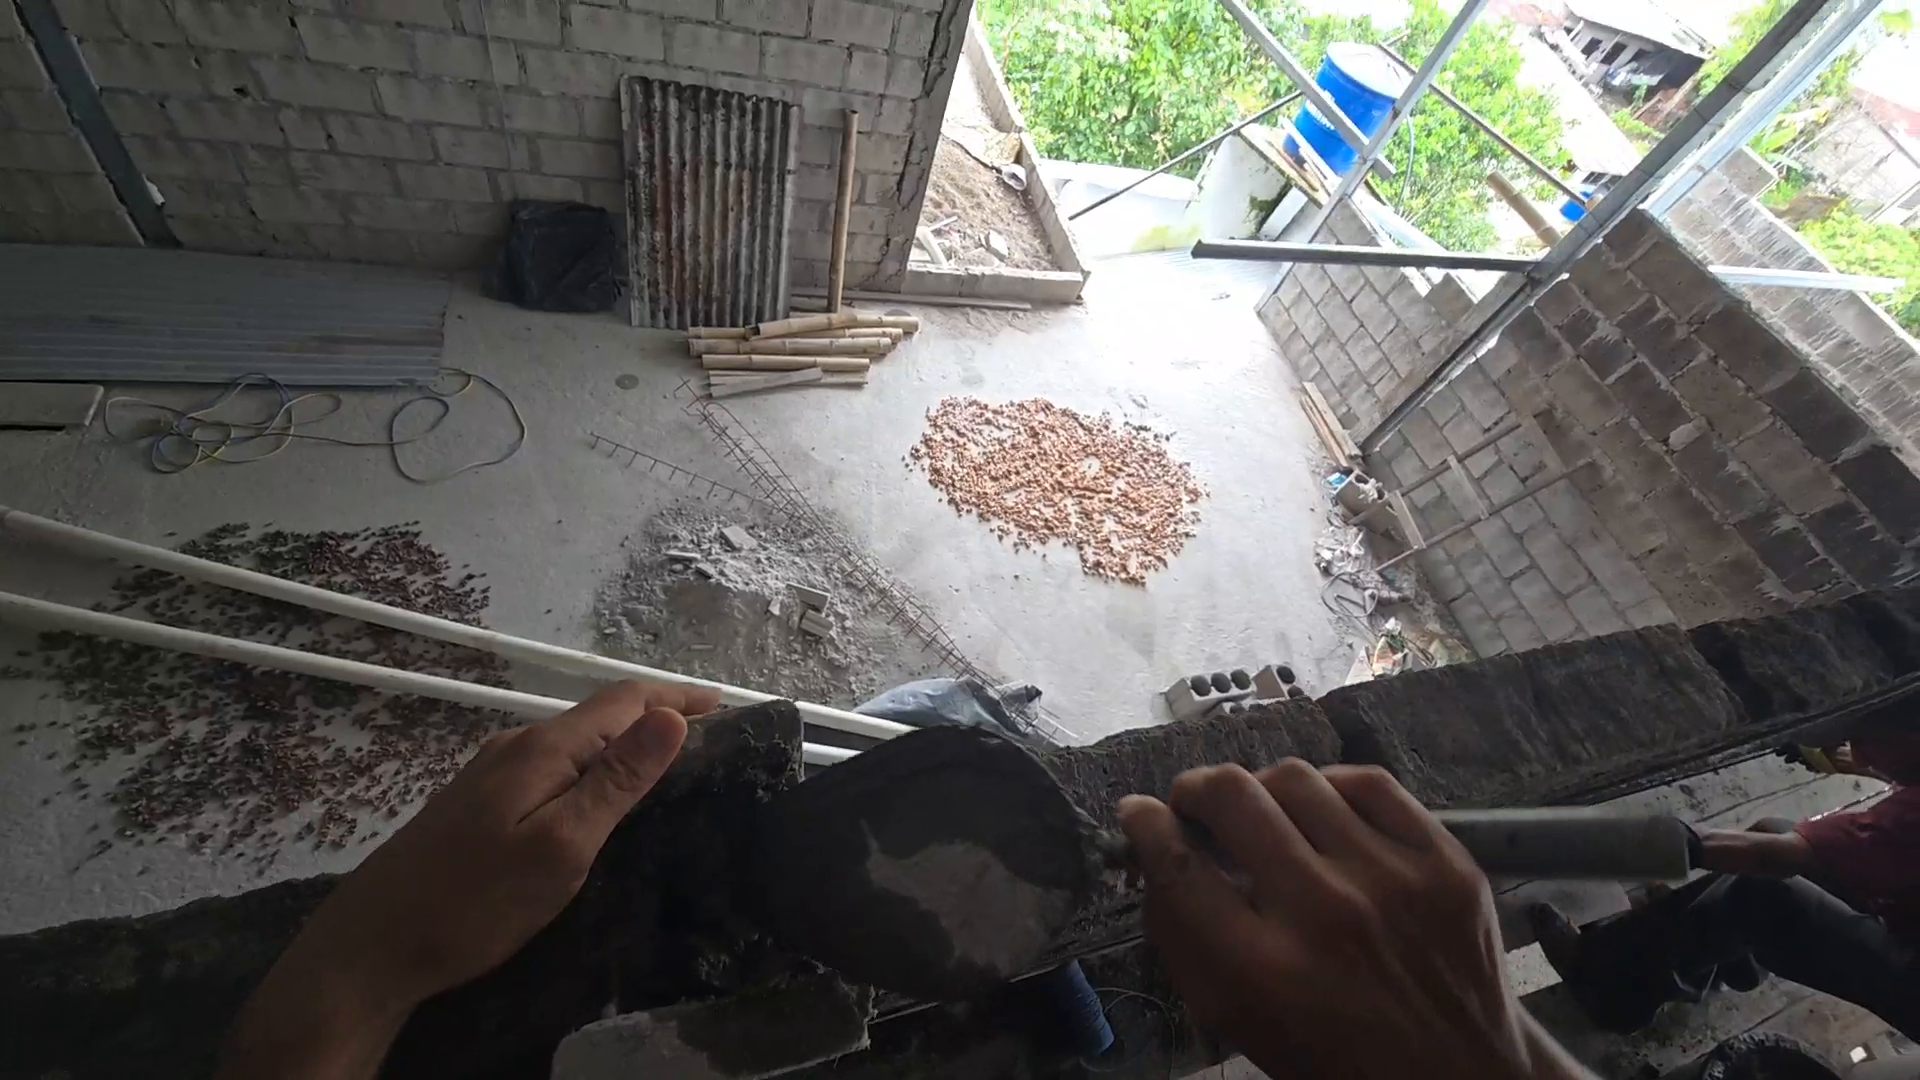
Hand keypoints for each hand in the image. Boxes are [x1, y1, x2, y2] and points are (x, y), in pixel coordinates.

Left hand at [217, 680, 720, 1079]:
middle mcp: (518, 744)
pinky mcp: (476, 799)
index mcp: (544, 748)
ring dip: (625, 739)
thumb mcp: (562, 846)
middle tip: (705, 739)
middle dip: (657, 714)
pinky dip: (594, 761)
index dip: (677, 695)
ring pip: (576, 739)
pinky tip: (596, 793)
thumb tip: (671, 716)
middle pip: (602, 713)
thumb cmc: (474, 903)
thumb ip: (618, 779)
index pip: (626, 699)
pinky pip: (553, 762)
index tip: (724, 705)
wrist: (360, 958)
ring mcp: (492, 770)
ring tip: (663, 763)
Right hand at [1119, 762, 1592, 1079]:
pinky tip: (1326, 817)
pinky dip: (1330, 789)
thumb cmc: (1323, 1046)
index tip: (1139, 811)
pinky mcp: (1446, 863)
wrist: (1458, 1078)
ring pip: (1293, 776)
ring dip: (1262, 791)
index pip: (1177, 861)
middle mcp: (1326, 916)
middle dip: (1195, 789)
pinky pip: (1366, 781)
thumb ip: (1175, 926)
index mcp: (1262, 970)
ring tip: (1269, 818)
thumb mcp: (1228, 1012)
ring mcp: (1394, 882)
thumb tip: (1149, 839)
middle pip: (1230, 795)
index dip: (1144, 822)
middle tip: (1196, 805)